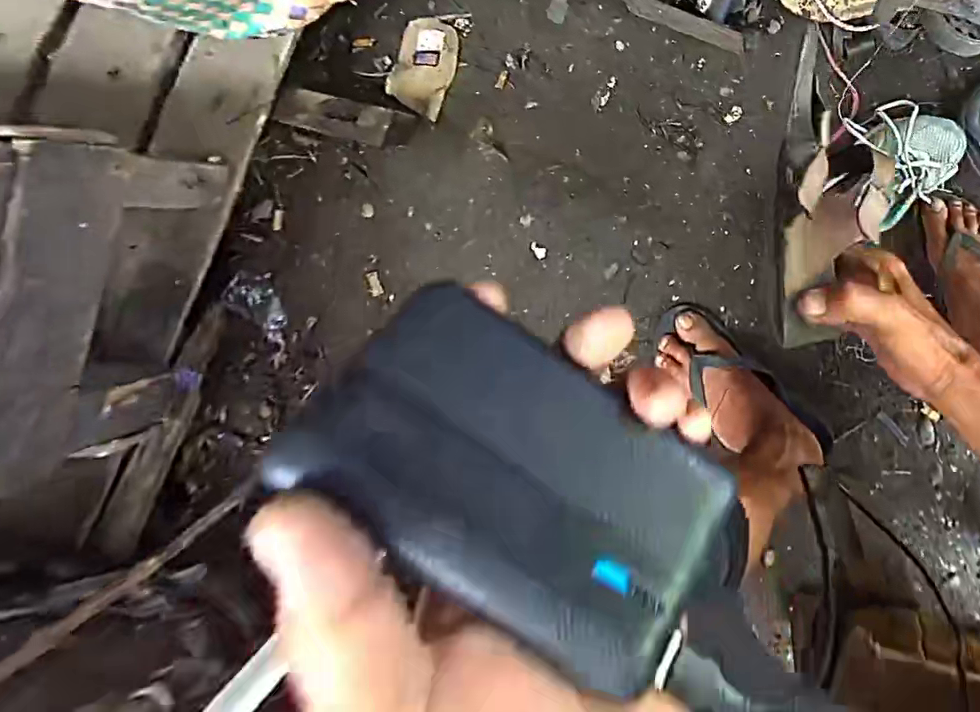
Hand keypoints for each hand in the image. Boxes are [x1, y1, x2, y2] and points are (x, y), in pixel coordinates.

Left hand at [246, 283, 704, 711]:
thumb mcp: (392, 703)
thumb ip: (342, 628)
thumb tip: (284, 518)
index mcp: (450, 543)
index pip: (450, 432)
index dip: (470, 363)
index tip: (490, 308)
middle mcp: (520, 520)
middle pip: (546, 411)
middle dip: (576, 354)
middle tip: (603, 330)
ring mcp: (590, 530)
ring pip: (613, 428)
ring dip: (642, 388)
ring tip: (659, 399)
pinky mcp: (649, 546)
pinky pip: (670, 471)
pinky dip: (687, 435)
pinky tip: (694, 431)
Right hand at [797, 246, 979, 403]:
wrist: (941, 377)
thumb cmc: (925, 343)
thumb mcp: (886, 315)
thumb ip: (847, 302)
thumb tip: (809, 300)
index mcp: (881, 266)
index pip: (840, 245)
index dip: (814, 246)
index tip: (787, 252)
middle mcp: (875, 279)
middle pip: (834, 264)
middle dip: (809, 268)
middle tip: (781, 273)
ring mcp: (870, 301)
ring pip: (833, 287)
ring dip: (814, 290)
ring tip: (787, 291)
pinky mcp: (866, 323)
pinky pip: (836, 310)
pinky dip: (821, 311)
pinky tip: (807, 316)